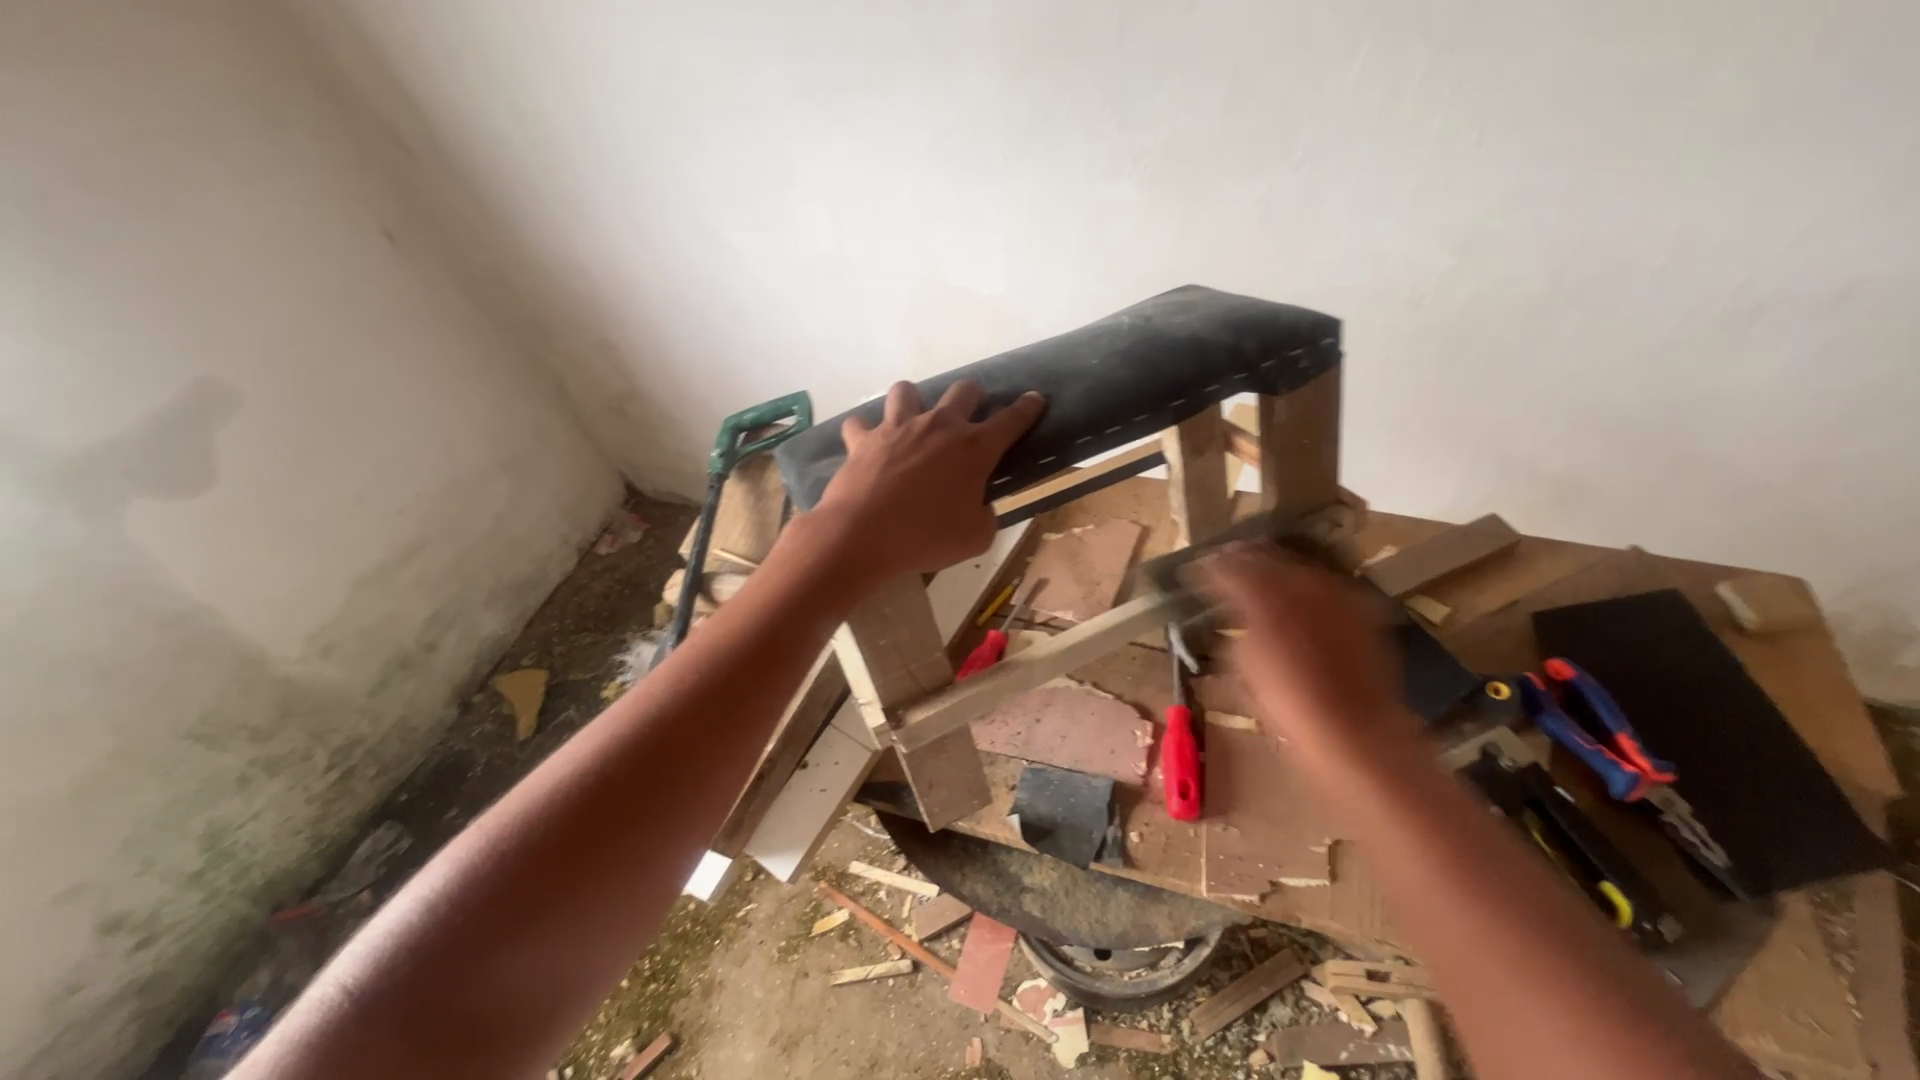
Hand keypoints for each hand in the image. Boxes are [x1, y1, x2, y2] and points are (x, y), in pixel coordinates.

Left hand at [808, 380, 1044, 581]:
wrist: (862, 535)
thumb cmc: (926, 537)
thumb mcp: (976, 538)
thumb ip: (985, 516)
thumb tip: (980, 507)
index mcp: (974, 448)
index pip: (1011, 420)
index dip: (1027, 408)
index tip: (1034, 398)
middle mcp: (938, 426)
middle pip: (963, 391)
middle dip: (974, 396)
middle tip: (972, 411)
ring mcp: (897, 428)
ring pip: (907, 390)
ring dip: (914, 401)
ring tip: (914, 420)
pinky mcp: (863, 439)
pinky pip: (860, 423)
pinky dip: (864, 431)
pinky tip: (867, 444)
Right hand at [1198, 543, 1410, 743]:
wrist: (1354, 728)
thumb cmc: (1288, 704)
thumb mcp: (1244, 667)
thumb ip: (1238, 629)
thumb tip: (1239, 615)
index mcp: (1264, 596)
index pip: (1230, 568)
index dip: (1212, 568)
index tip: (1200, 571)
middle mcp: (1301, 584)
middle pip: (1267, 558)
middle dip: (1245, 560)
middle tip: (1228, 565)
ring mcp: (1334, 593)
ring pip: (1298, 567)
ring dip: (1278, 569)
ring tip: (1263, 577)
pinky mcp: (1360, 607)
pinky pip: (1325, 585)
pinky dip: (1307, 587)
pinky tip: (1299, 598)